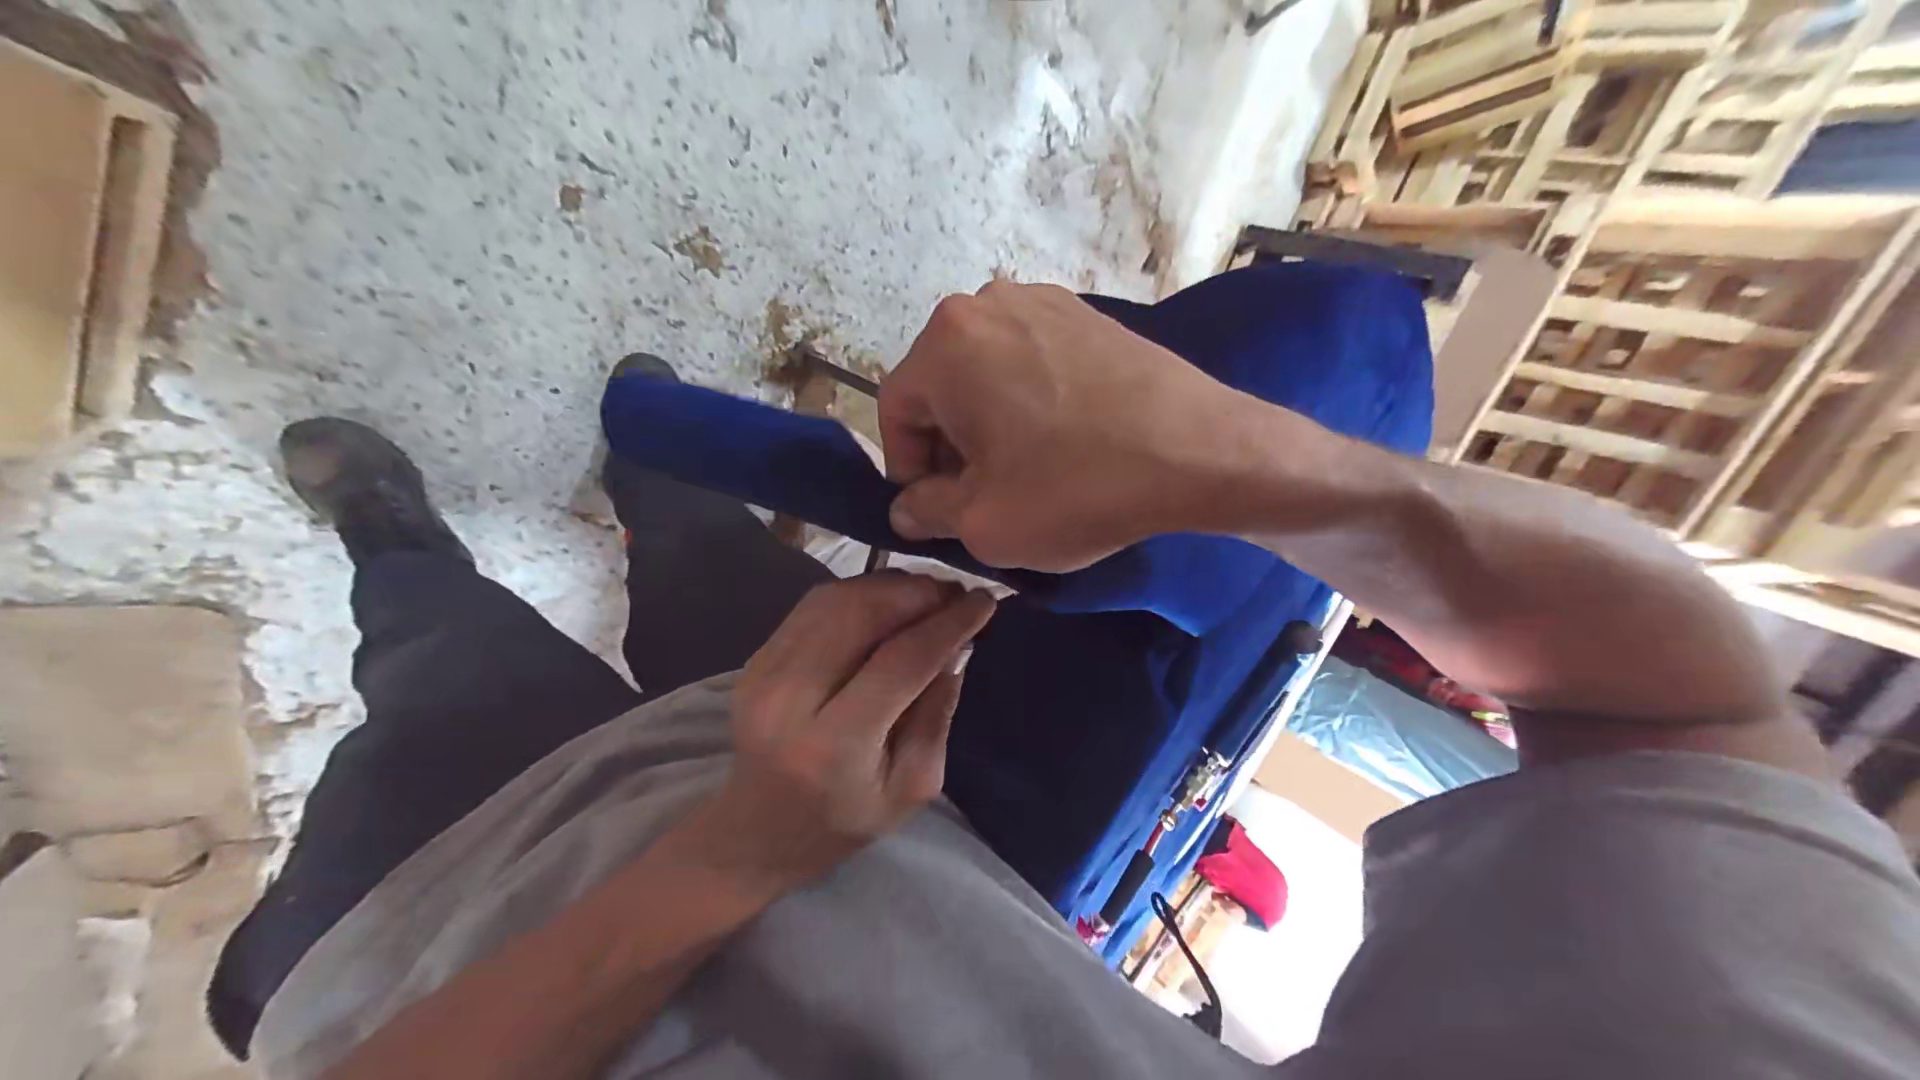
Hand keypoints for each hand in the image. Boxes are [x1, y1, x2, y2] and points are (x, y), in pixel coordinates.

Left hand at [712, 572, 996, 886]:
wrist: (757, 831)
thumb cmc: (845, 819)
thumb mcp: (912, 787)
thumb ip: (936, 713)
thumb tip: (956, 646)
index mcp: (833, 745)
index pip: (899, 662)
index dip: (947, 625)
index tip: (984, 602)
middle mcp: (789, 699)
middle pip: (860, 613)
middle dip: (918, 592)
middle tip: (956, 593)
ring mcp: (763, 672)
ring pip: (835, 598)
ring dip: (890, 586)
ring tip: (928, 594)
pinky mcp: (755, 657)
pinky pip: (815, 605)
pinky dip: (860, 593)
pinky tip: (888, 601)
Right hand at [878, 280, 1255, 571]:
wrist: (1202, 452)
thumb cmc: (1076, 488)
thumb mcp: (981, 523)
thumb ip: (924, 512)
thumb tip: (906, 506)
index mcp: (945, 343)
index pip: (894, 409)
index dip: (906, 467)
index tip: (934, 507)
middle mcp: (985, 304)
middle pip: (939, 387)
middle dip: (947, 446)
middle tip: (978, 494)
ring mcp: (1042, 300)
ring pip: (983, 374)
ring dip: (986, 424)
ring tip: (1022, 469)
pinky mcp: (1087, 314)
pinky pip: (1029, 361)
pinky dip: (1027, 401)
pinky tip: (1060, 440)